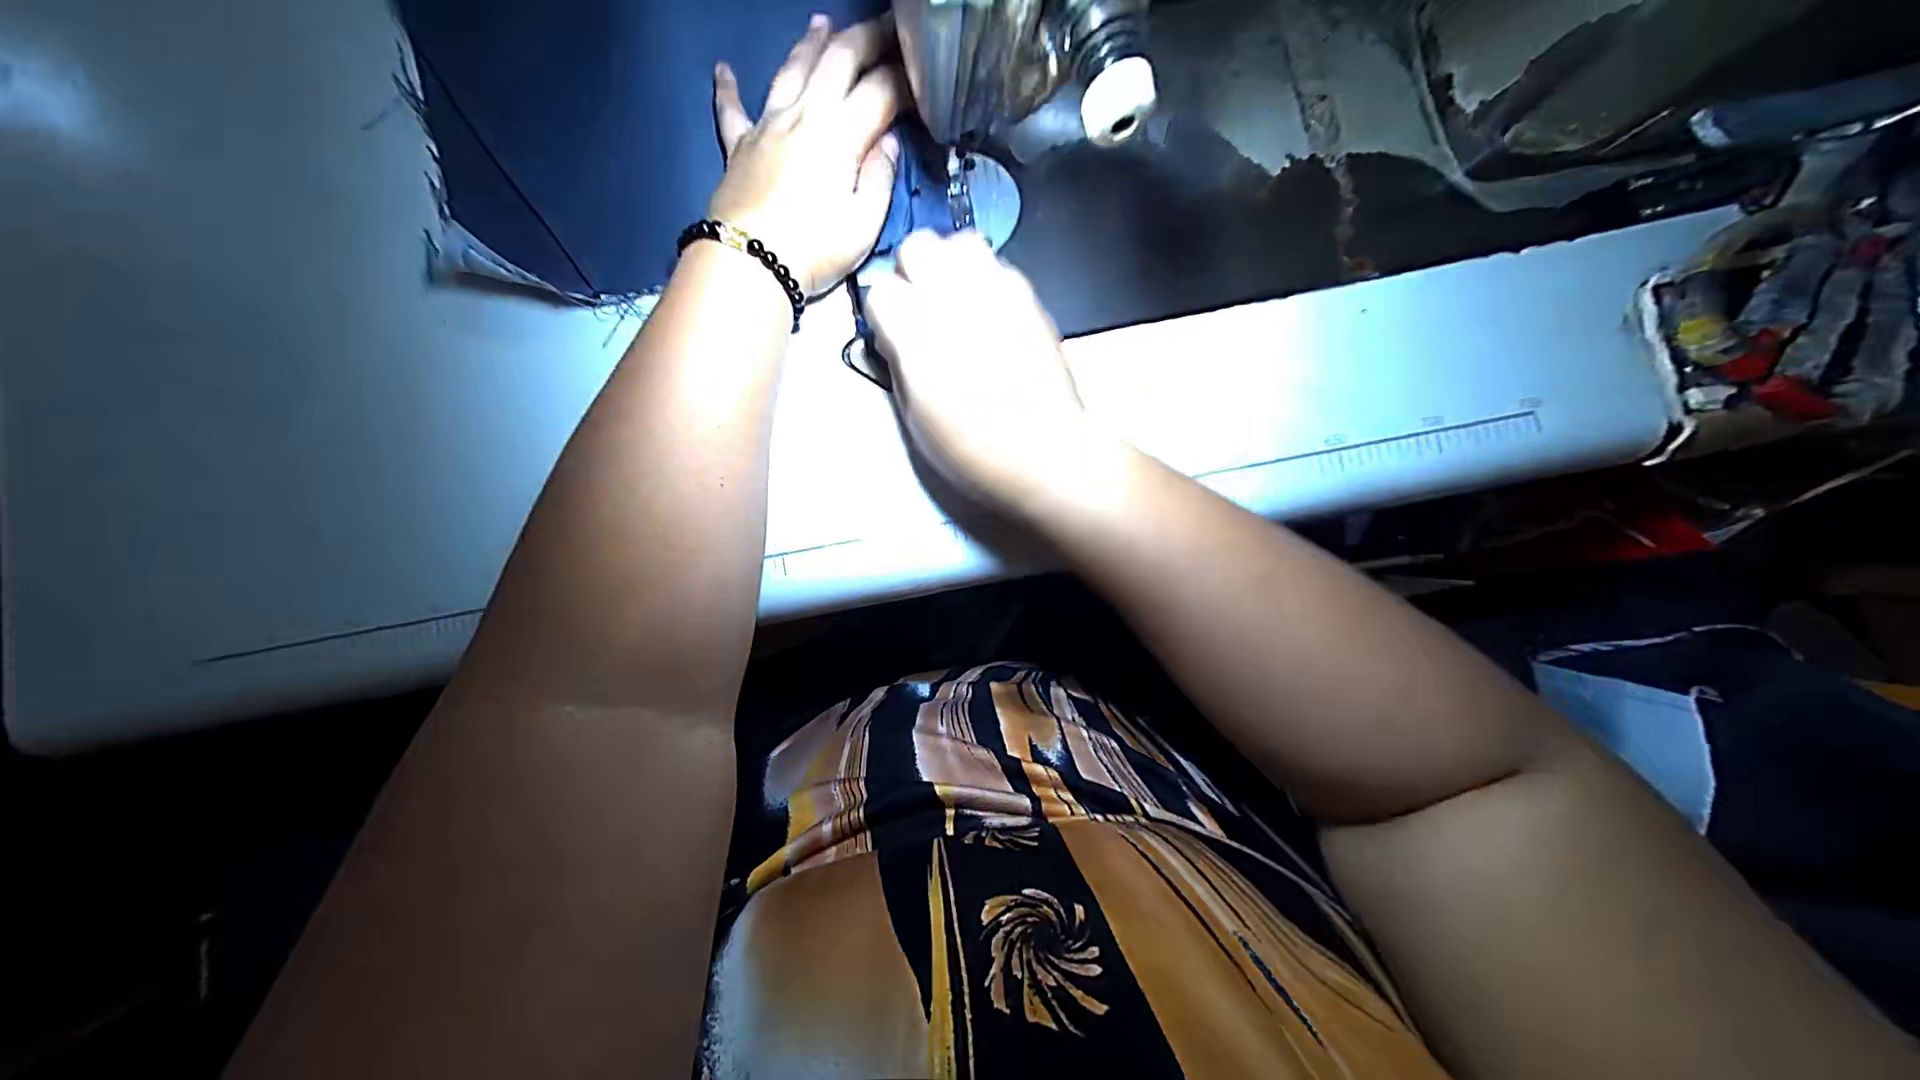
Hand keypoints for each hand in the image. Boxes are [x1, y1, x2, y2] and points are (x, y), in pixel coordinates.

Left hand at [710, 15, 906, 297]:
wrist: (750, 262)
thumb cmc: (814, 250)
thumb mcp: (863, 225)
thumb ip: (880, 179)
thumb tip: (887, 144)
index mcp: (841, 135)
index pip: (879, 92)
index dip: (903, 80)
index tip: (919, 75)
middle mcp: (804, 115)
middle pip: (837, 61)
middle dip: (865, 39)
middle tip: (885, 27)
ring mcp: (767, 125)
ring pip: (791, 70)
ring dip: (809, 44)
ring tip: (822, 23)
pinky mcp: (738, 145)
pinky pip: (731, 108)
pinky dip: (728, 88)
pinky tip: (723, 69)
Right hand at [866, 230, 1118, 512]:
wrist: (1045, 452)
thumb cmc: (976, 450)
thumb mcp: (917, 418)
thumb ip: (900, 365)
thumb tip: (895, 339)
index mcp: (917, 333)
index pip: (880, 289)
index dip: (884, 313)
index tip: (893, 333)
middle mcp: (954, 298)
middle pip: (918, 246)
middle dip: (912, 272)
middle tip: (921, 307)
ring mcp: (997, 292)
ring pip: (961, 243)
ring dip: (951, 266)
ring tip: (957, 301)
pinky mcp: (1029, 297)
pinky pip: (999, 266)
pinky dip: (986, 280)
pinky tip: (990, 315)